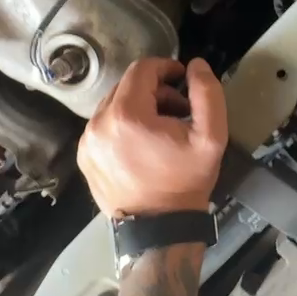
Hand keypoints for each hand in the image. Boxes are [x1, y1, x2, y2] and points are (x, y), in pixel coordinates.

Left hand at [78, 57, 227, 217]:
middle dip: (155, 91)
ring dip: (139, 108)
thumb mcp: (211, 137)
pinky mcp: (84, 157)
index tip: (183, 80)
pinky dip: (124, 126)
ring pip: (114, 105)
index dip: (166, 68)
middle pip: (127, 86)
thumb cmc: (185, 181)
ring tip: (162, 130)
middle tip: (178, 111)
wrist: (159, 229)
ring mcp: (87, 142)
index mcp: (126, 115)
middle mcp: (98, 124)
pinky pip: (104, 126)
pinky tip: (143, 145)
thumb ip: (207, 93)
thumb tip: (196, 65)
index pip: (142, 69)